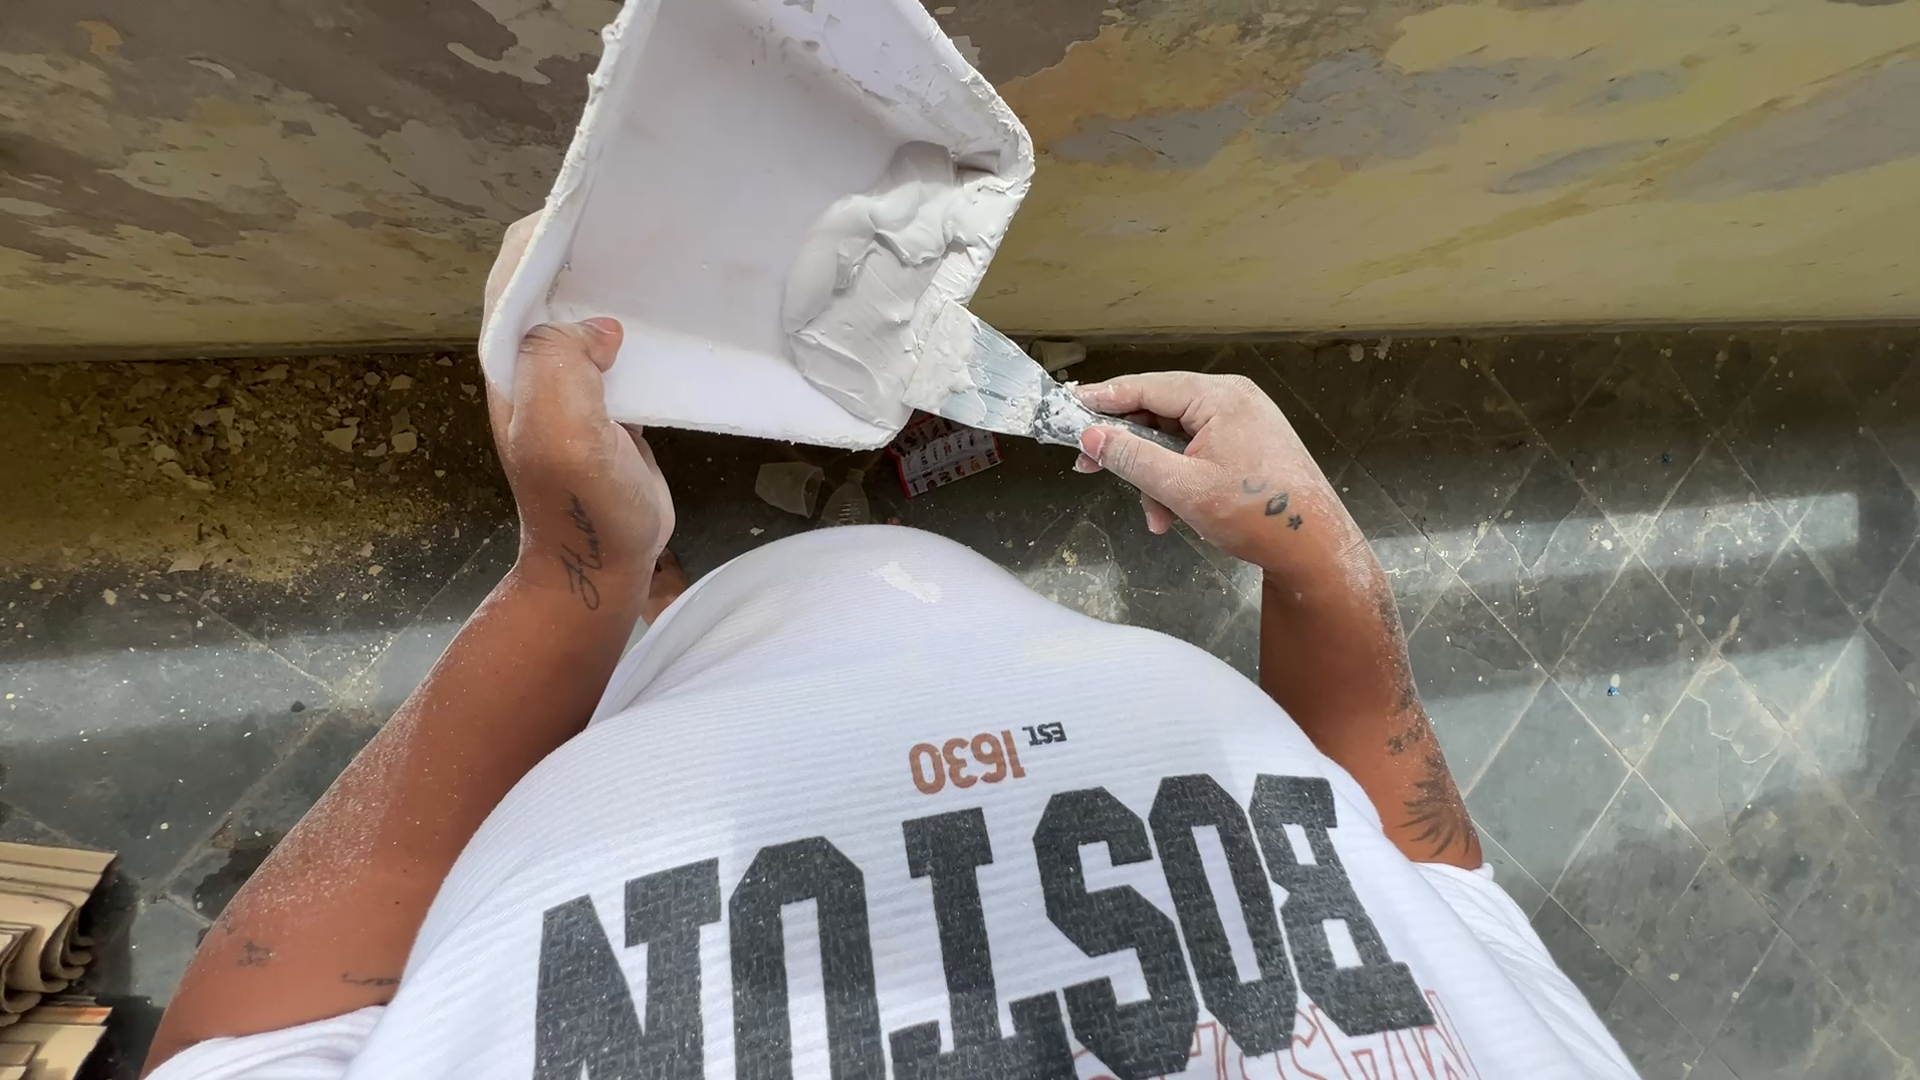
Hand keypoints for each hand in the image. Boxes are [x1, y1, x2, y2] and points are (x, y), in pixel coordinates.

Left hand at [482, 216, 673, 613]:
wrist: (605, 560)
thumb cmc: (582, 505)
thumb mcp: (563, 434)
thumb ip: (563, 367)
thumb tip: (599, 328)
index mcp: (512, 362)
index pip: (515, 274)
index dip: (548, 232)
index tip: (600, 207)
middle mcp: (536, 364)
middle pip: (553, 286)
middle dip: (588, 250)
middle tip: (645, 229)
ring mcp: (574, 385)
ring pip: (589, 315)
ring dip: (619, 287)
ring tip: (665, 264)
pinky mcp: (611, 404)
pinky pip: (620, 351)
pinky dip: (642, 329)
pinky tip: (673, 322)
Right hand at [1073, 372, 1363, 580]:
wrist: (1315, 548)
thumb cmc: (1252, 513)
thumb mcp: (1181, 487)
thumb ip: (1131, 457)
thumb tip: (1089, 437)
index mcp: (1218, 397)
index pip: (1145, 386)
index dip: (1102, 399)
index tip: (1066, 407)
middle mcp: (1230, 399)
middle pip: (1157, 412)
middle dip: (1127, 449)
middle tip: (1087, 467)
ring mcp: (1240, 422)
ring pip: (1173, 439)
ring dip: (1154, 476)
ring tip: (1154, 515)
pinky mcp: (1244, 444)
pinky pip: (1194, 453)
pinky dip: (1176, 480)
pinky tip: (1171, 515)